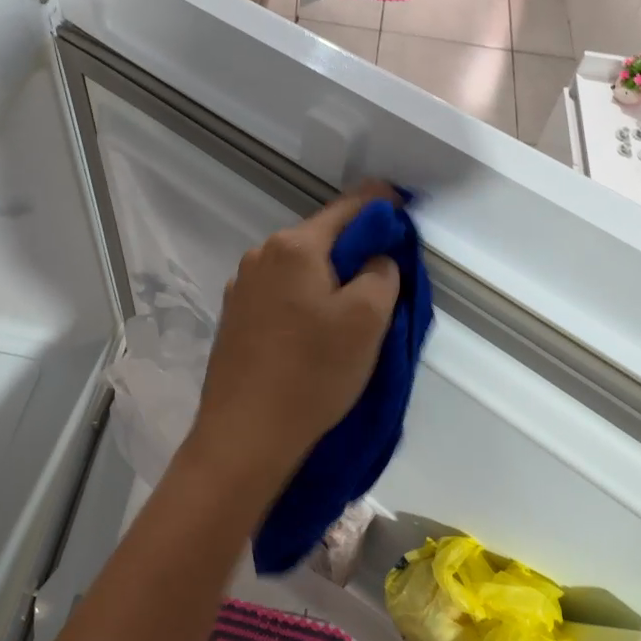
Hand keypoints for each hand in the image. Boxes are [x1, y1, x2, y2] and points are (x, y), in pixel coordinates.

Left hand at [188, 183, 402, 486]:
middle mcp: (261, 255)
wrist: (245, 435)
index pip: (349, 207)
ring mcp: (242, 286)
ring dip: (330, 277)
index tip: (405, 211)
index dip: (382, 205)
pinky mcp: (235, 317)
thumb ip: (382, 273)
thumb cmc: (312, 372)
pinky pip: (282, 291)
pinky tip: (316, 330)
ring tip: (353, 311)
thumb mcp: (368, 319)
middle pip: (322, 236)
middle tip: (388, 276)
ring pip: (301, 267)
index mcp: (294, 246)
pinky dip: (306, 298)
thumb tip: (376, 259)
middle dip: (356, 247)